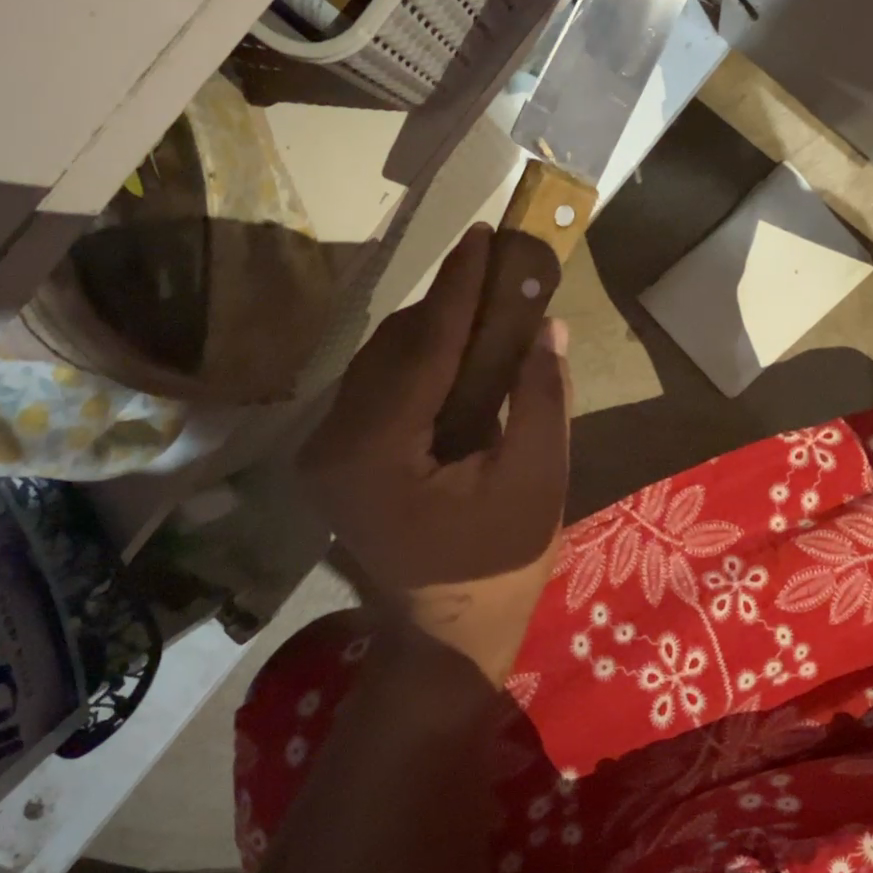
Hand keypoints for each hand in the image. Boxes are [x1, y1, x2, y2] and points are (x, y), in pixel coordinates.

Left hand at [300, 224, 571, 679]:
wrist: (448, 637)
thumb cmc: (500, 565)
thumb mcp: (537, 481)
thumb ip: (541, 399)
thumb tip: (547, 327)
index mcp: (376, 452)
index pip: (424, 347)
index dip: (461, 288)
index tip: (486, 235)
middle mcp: (332, 443)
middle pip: (394, 348)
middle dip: (449, 306)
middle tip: (500, 273)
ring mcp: (325, 454)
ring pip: (381, 364)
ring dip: (434, 332)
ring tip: (489, 311)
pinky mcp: (335, 461)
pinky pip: (378, 390)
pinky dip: (420, 365)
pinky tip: (460, 359)